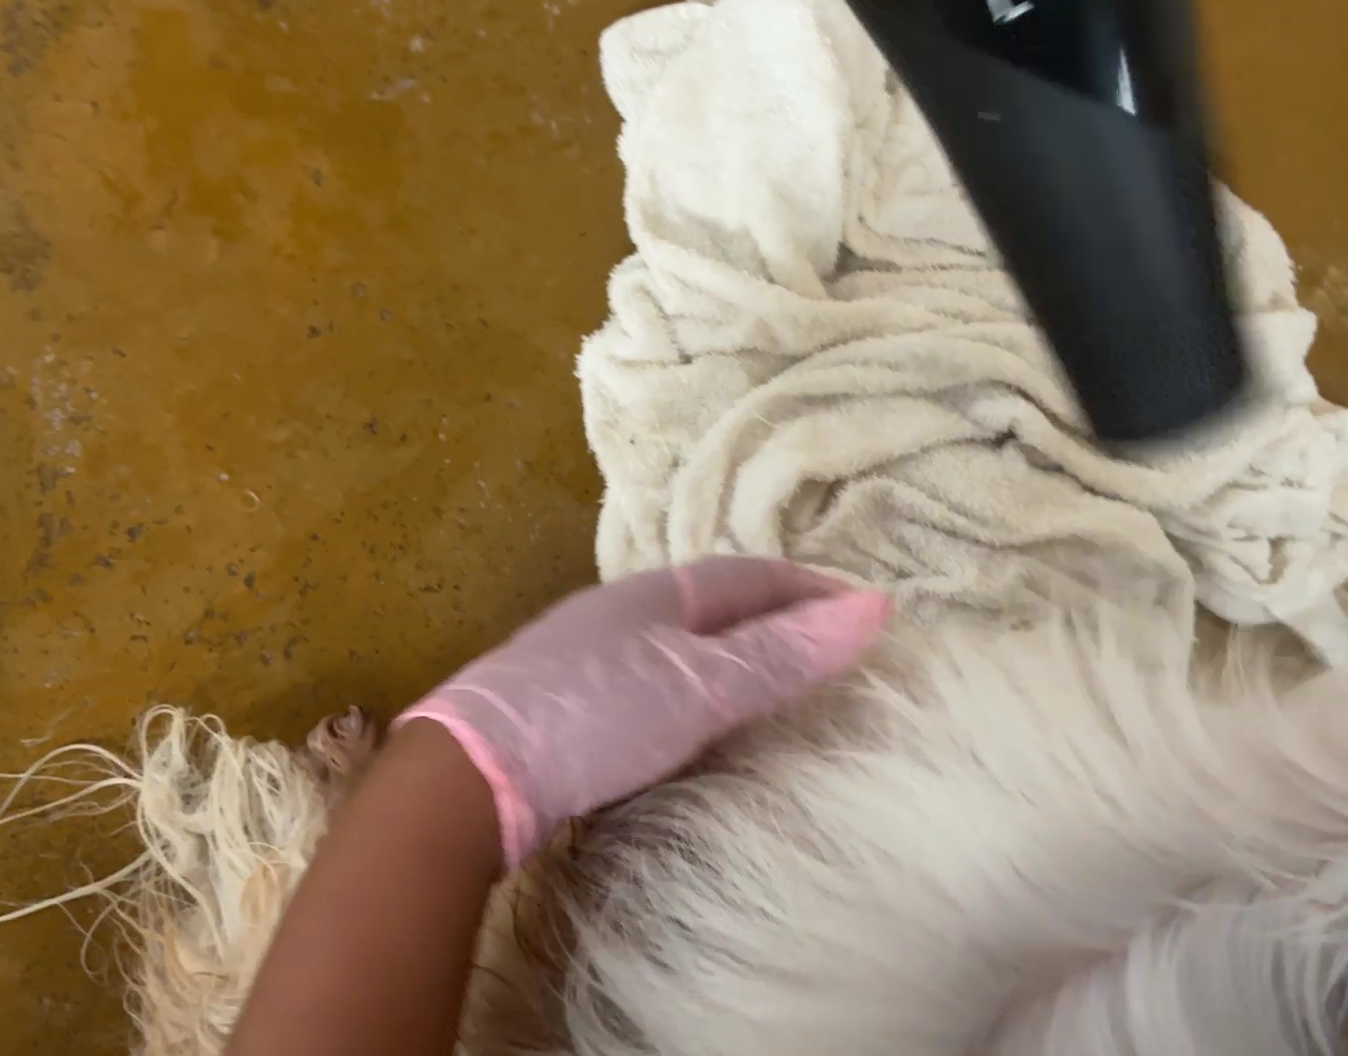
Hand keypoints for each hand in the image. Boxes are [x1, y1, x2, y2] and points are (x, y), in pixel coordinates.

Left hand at [394, 557, 892, 869]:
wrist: (472, 773)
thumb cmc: (595, 714)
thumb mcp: (699, 685)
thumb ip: (781, 653)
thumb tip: (875, 608)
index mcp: (655, 592)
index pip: (749, 574)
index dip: (808, 587)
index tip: (862, 608)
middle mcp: (621, 610)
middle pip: (714, 601)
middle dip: (773, 614)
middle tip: (825, 641)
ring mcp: (588, 652)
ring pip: (681, 638)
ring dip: (732, 649)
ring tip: (774, 675)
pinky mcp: (569, 698)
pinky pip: (653, 675)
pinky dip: (694, 684)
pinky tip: (696, 711)